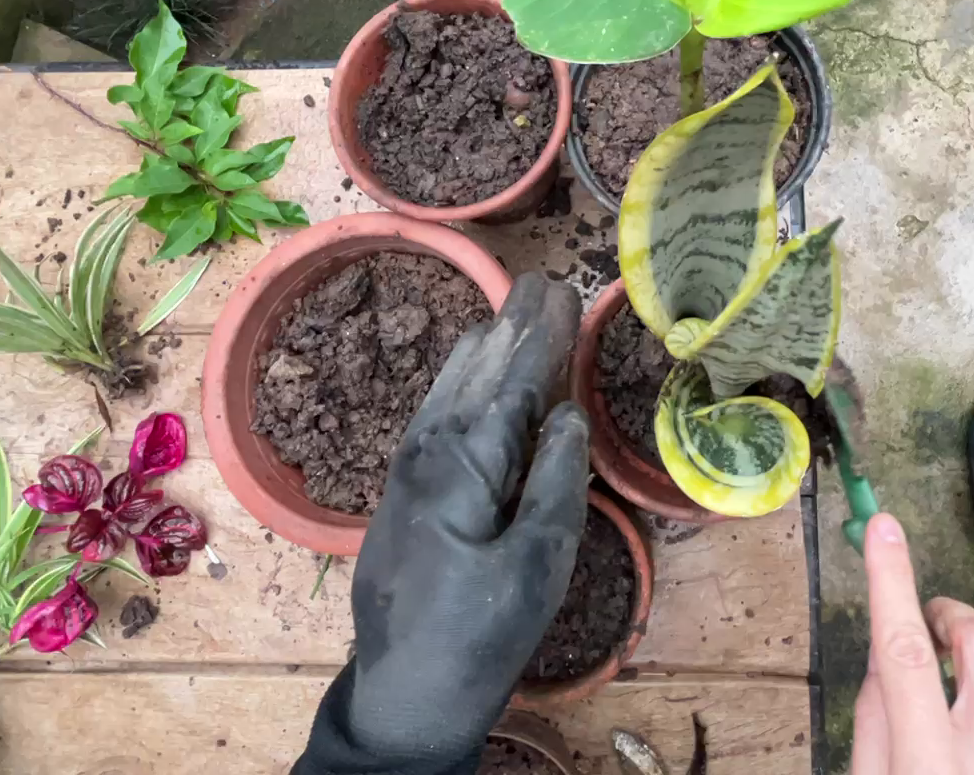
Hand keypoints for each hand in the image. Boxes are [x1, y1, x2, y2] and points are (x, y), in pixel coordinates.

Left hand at [320, 274, 589, 768]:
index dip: (543, 335)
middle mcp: (430, 446)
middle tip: (543, 282)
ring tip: (517, 309)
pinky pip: (440, 406)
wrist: (404, 691)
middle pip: (481, 370)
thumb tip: (570, 414)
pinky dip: (466, 375)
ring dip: (491, 344)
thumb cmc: (482, 633)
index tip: (562, 290)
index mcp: (465, 462)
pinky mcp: (404, 479)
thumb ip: (557, 484)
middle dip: (516, 325)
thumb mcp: (538, 567)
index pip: (513, 380)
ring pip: (455, 383)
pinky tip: (473, 364)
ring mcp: (410, 461)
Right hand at [853, 513, 973, 774]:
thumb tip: (884, 661)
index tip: (882, 524)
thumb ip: (874, 728)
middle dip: (949, 613)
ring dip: (967, 689)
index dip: (890, 581)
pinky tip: (972, 770)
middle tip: (926, 620)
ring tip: (941, 738)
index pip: (905, 651)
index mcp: (932, 766)